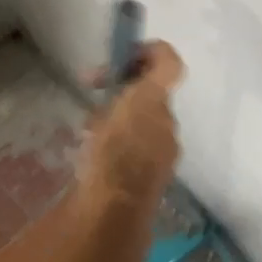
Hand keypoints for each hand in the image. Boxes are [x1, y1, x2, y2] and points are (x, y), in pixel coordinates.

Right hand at [84, 41, 185, 198]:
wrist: (118, 209)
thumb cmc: (110, 157)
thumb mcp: (108, 113)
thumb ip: (122, 91)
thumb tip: (125, 85)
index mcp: (158, 104)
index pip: (170, 62)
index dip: (151, 51)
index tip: (124, 58)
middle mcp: (170, 126)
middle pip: (153, 95)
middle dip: (124, 91)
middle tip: (93, 93)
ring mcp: (167, 153)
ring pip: (145, 122)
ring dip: (123, 119)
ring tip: (92, 131)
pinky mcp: (158, 175)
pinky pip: (142, 147)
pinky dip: (125, 143)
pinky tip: (101, 155)